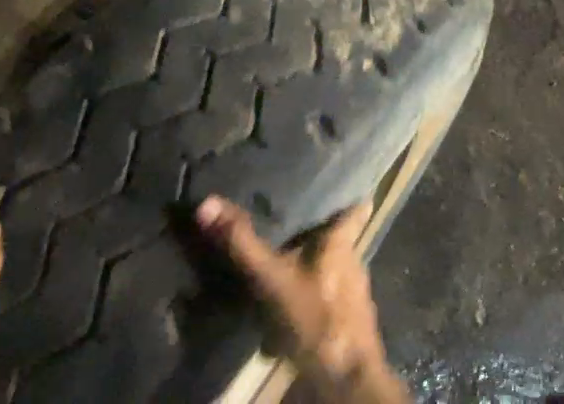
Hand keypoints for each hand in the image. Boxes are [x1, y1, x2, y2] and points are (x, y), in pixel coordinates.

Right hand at [195, 197, 408, 403]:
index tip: (336, 180)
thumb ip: (242, 243)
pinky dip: (308, 299)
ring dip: (310, 266)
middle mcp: (353, 264)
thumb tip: (208, 203)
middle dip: (318, 231)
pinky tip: (285, 305)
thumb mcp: (273, 279)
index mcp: (342, 245)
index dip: (349, 194)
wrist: (345, 384)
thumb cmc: (316, 319)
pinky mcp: (347, 325)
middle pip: (339, 239)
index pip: (355, 209)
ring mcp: (353, 297)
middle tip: (290, 215)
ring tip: (282, 256)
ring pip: (332, 270)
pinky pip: (325, 301)